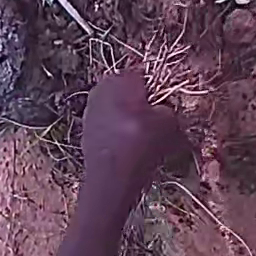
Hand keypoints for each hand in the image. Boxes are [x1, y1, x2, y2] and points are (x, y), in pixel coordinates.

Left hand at [77, 70, 186, 223]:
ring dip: (130, 121)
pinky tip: (130, 150)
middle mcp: (100, 89)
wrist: (112, 179)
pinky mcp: (86, 132)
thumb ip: (169, 109)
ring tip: (145, 140)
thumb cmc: (141, 144)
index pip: (145, 76)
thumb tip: (166, 111)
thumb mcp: (169, 123)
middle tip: (157, 124)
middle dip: (142, 105)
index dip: (159, 92)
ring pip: (119, 110)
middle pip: (129, 93)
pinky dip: (119, 135)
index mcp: (120, 79)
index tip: (167, 108)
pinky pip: (110, 127)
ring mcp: (90, 111)